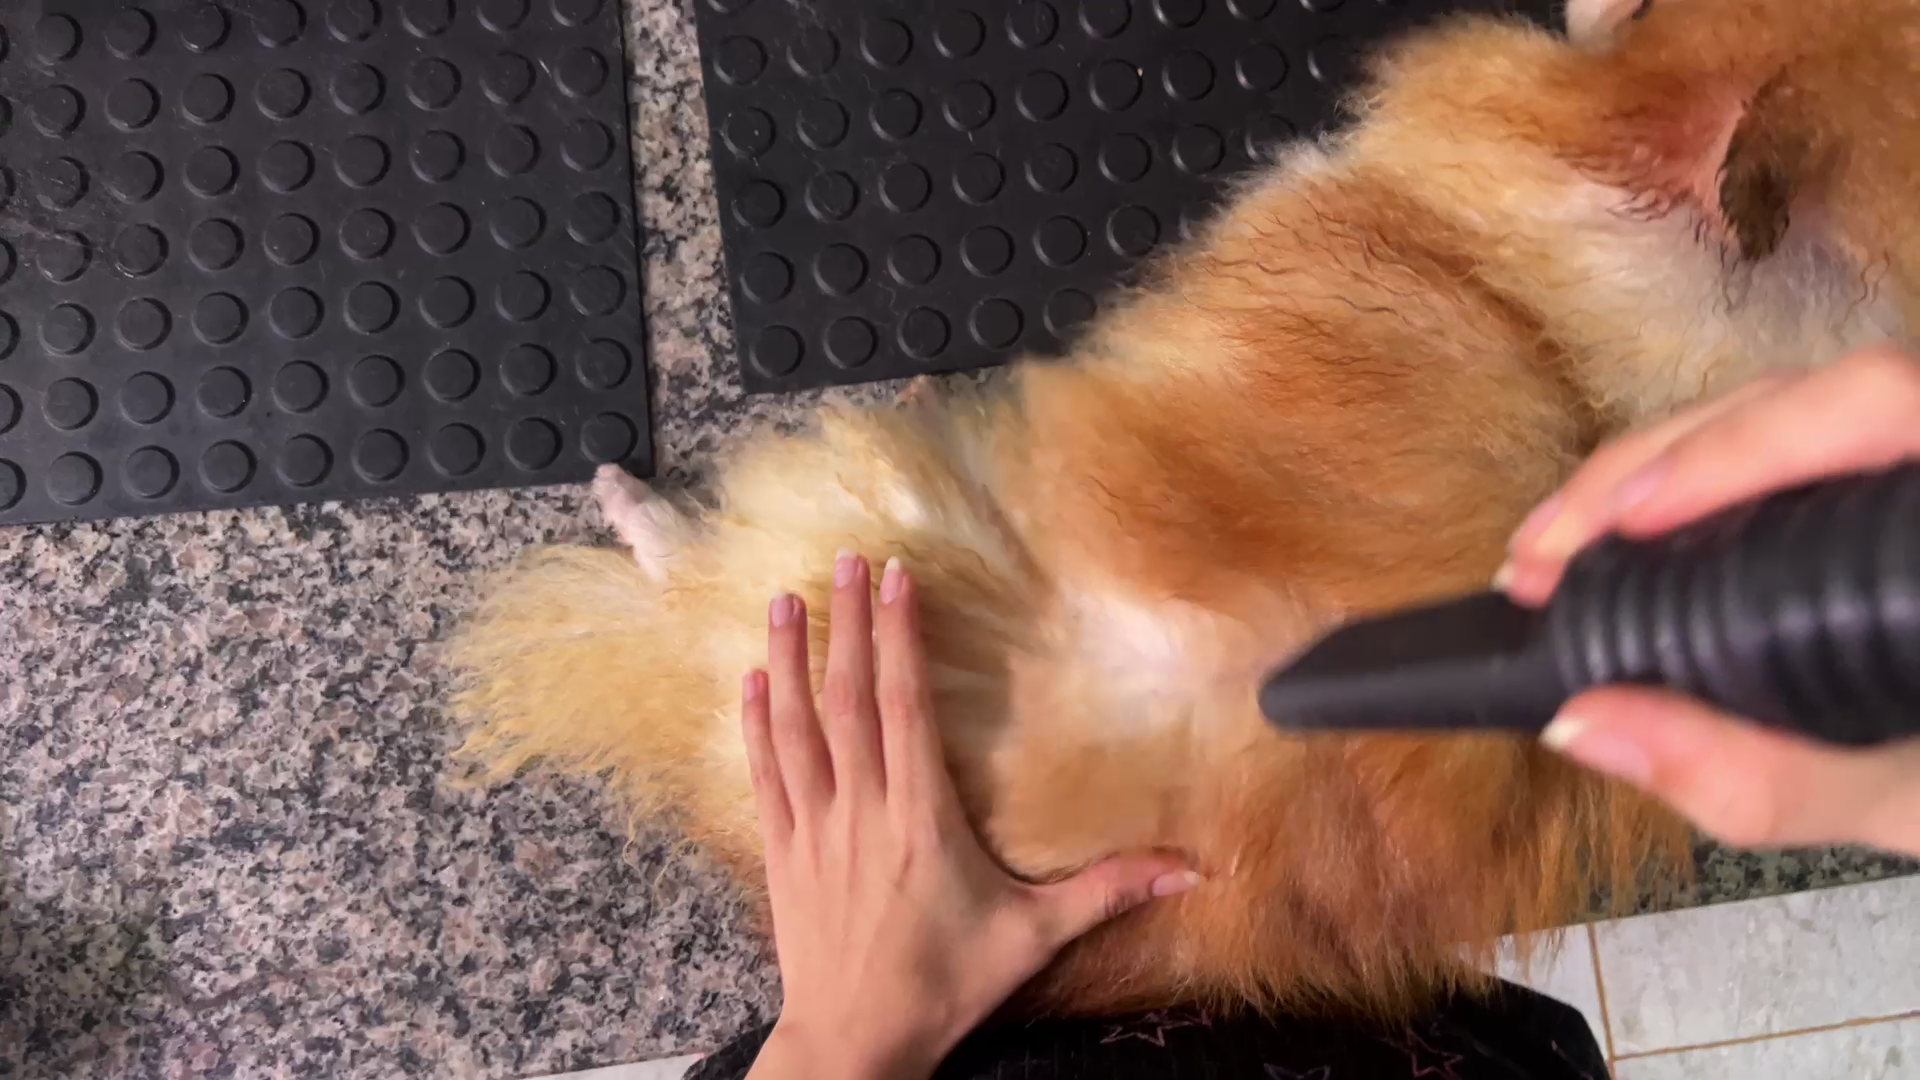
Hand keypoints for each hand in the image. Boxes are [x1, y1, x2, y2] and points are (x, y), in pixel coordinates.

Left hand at [742, 554, 1198, 1079]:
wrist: (852, 1045)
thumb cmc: (944, 984)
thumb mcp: (1032, 936)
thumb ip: (1105, 892)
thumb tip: (1187, 871)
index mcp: (919, 815)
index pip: (905, 705)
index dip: (899, 637)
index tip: (897, 579)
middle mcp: (860, 805)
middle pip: (848, 697)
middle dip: (846, 622)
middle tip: (844, 561)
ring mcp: (811, 823)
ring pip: (795, 724)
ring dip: (788, 656)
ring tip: (782, 599)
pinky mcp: (780, 845)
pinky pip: (763, 770)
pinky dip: (754, 721)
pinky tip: (747, 679)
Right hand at [1499, 346, 1919, 855]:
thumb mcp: (1889, 805)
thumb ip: (1752, 775)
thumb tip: (1578, 722)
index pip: (1873, 407)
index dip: (1734, 447)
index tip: (1628, 525)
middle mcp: (1919, 478)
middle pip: (1782, 401)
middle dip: (1632, 472)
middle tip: (1539, 555)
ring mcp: (1887, 480)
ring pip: (1754, 417)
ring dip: (1625, 478)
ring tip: (1546, 549)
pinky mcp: (1852, 499)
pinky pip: (1754, 456)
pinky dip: (1661, 489)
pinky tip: (1601, 539)